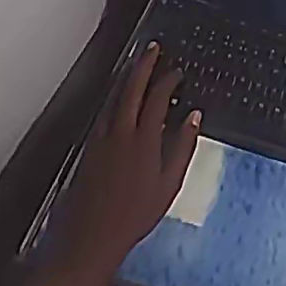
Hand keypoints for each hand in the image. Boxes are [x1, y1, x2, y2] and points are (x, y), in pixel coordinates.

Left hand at [54, 43, 200, 276]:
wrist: (91, 237)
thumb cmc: (135, 216)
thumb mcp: (169, 184)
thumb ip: (183, 147)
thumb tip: (194, 117)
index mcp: (144, 140)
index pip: (157, 99)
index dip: (167, 81)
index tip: (176, 71)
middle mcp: (121, 132)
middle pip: (133, 87)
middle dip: (144, 64)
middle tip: (153, 48)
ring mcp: (102, 136)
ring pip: (116, 95)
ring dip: (128, 75)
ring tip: (137, 61)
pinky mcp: (90, 143)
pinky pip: (105, 108)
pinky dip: (115, 94)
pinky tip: (119, 93)